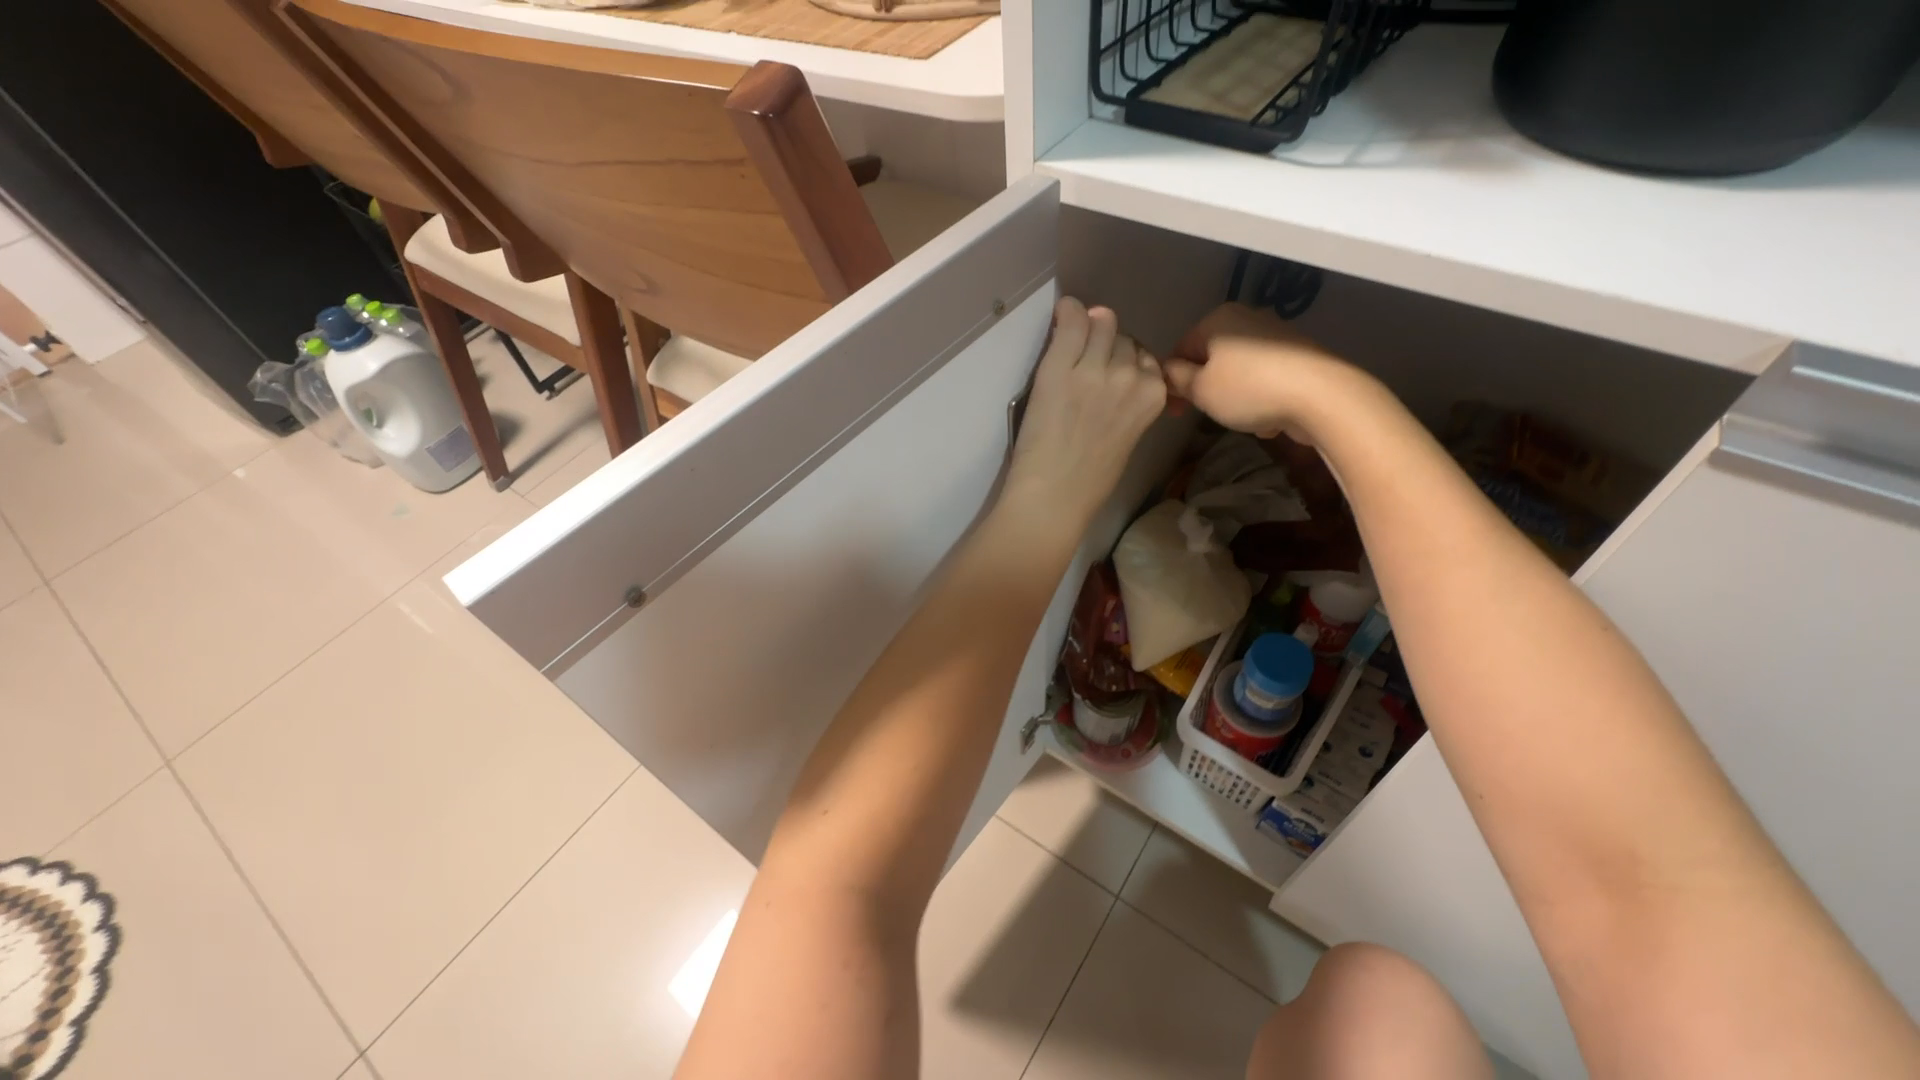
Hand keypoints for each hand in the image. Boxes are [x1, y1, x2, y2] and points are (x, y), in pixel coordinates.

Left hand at [1003, 297, 1166, 527]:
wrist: (1055, 496)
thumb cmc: (1090, 479)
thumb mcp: (1129, 436)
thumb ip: (1132, 400)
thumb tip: (1123, 369)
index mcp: (1155, 396)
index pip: (1146, 355)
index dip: (1126, 360)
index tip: (1110, 372)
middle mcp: (1131, 375)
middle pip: (1123, 338)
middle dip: (1106, 346)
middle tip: (1085, 366)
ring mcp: (1095, 368)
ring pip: (1101, 323)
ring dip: (1087, 330)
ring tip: (1071, 347)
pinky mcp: (1059, 367)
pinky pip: (1071, 322)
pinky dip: (1067, 312)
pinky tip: (1062, 311)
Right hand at [1164, 303, 1361, 440]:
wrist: (1322, 396)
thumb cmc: (1249, 389)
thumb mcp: (1201, 389)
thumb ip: (1177, 379)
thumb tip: (1169, 371)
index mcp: (1218, 319)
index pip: (1181, 349)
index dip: (1173, 382)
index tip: (1177, 411)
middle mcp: (1248, 320)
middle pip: (1213, 361)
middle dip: (1209, 391)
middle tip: (1209, 415)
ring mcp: (1277, 337)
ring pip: (1240, 374)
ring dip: (1236, 400)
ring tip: (1247, 420)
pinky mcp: (1299, 358)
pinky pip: (1267, 381)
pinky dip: (1263, 400)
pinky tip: (1272, 419)